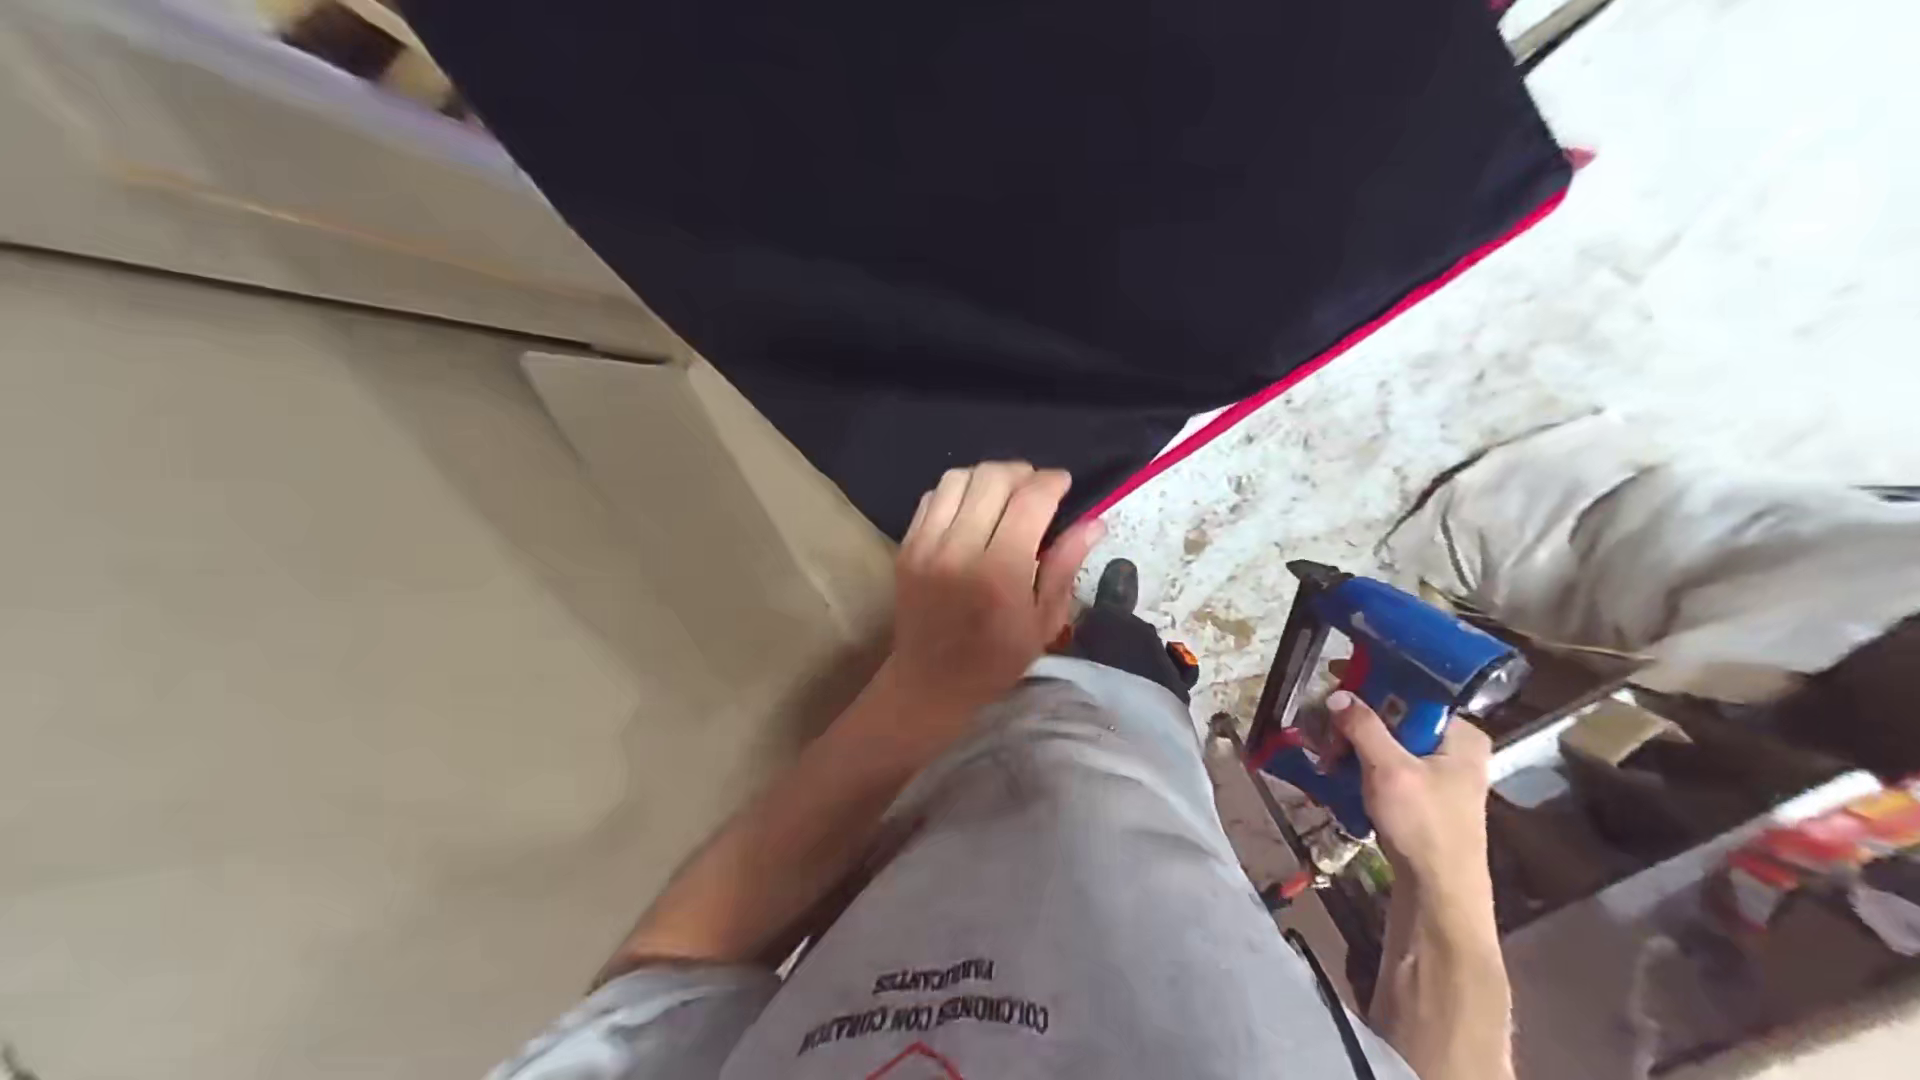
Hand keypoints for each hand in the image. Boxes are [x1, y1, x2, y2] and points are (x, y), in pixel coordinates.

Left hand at [886, 462, 1104, 721]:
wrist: (930, 681)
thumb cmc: (996, 659)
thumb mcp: (1044, 621)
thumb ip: (1065, 566)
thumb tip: (1094, 521)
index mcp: (1000, 573)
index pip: (1030, 501)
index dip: (1052, 481)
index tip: (1064, 483)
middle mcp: (959, 550)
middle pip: (992, 478)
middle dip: (1023, 473)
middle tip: (1036, 487)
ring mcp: (926, 546)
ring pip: (958, 478)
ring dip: (988, 476)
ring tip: (1004, 493)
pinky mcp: (907, 546)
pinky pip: (932, 497)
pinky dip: (958, 491)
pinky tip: (972, 507)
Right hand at [1327, 690, 1492, 888]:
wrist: (1437, 891)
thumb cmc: (1423, 825)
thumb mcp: (1389, 769)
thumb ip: (1363, 727)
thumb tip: (1338, 694)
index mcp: (1461, 736)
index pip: (1415, 690)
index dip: (1374, 680)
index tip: (1336, 674)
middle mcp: (1454, 749)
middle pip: (1396, 715)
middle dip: (1356, 716)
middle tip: (1322, 717)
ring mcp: (1438, 774)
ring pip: (1387, 740)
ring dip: (1353, 741)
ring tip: (1323, 745)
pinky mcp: (1421, 795)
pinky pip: (1385, 764)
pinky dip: (1360, 762)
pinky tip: (1335, 766)